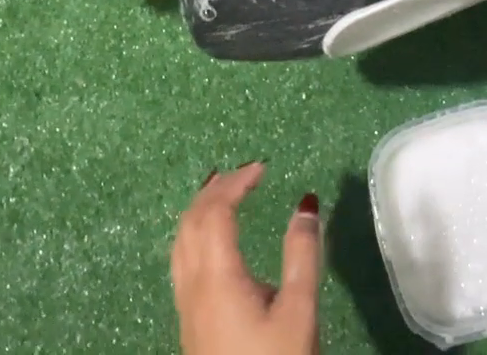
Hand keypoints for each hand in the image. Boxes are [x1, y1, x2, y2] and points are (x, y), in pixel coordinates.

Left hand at [171, 162, 322, 354]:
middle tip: (244, 172)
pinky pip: (182, 258)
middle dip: (215, 188)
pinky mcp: (188, 319)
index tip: (261, 166)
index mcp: (218, 277)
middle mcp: (193, 285)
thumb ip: (302, 254)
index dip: (235, 181)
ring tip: (222, 190)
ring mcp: (186, 304)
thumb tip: (306, 204)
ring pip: (180, 240)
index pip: (215, 211)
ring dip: (200, 207)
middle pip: (191, 221)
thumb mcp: (299, 311)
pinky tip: (212, 238)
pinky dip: (194, 230)